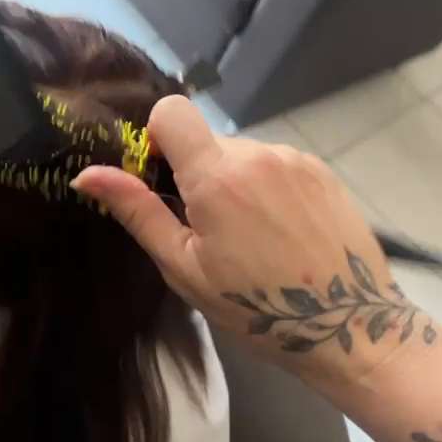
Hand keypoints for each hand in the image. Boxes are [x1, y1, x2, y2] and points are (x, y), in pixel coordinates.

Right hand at [73, 96, 407, 392]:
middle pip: (205, 140)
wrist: (355, 330)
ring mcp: (293, 158)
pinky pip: (274, 162)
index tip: (164, 178)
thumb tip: (85, 173)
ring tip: (255, 236)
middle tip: (213, 229)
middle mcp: (255, 153)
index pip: (171, 110)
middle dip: (198, 173)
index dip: (159, 136)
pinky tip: (282, 230)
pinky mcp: (320, 169)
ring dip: (235, 181)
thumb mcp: (185, 268)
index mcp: (216, 176)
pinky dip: (267, 185)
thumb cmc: (258, 308)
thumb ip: (137, 211)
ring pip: (240, 153)